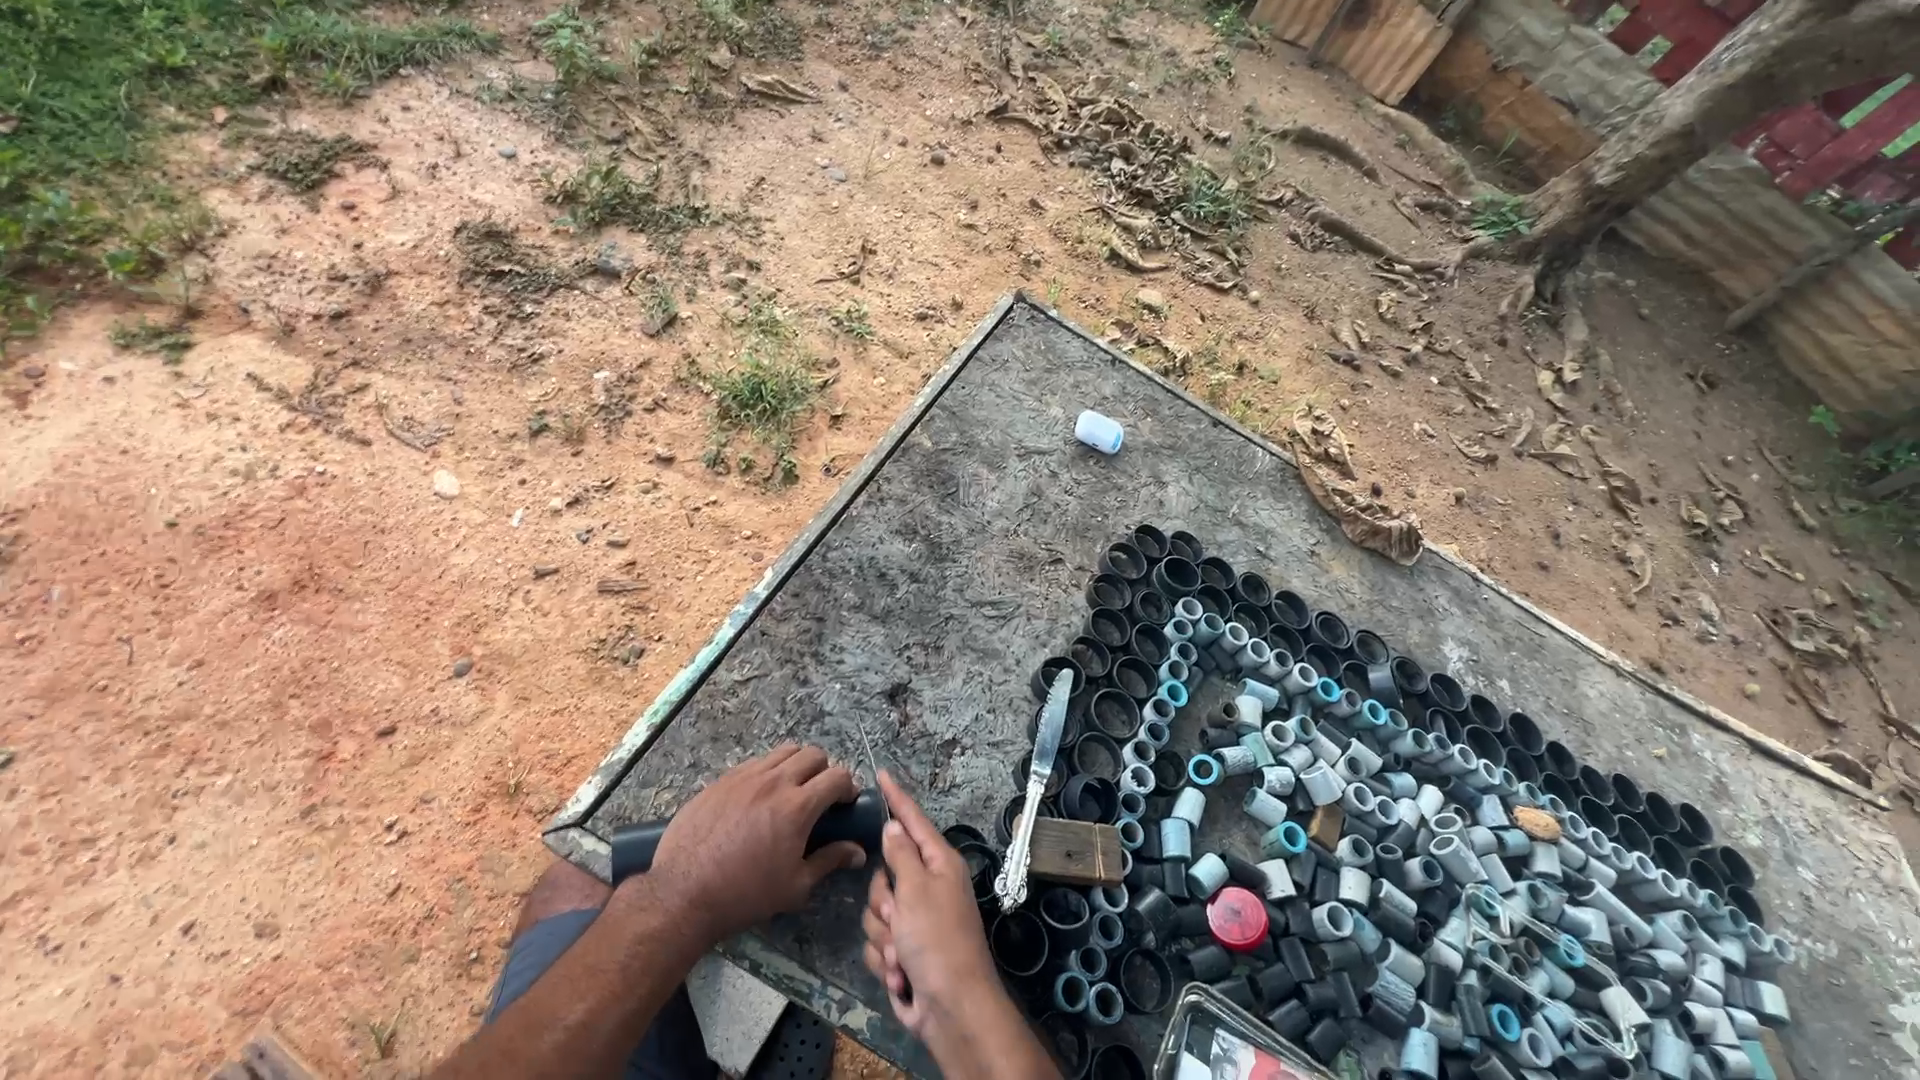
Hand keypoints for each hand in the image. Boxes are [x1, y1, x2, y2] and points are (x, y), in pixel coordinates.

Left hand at [647, 744, 866, 941]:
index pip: (838, 776)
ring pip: (782, 752)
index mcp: (798, 807)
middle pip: (813, 755)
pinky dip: (767, 772)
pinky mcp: (720, 780)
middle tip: (819, 796)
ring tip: (790, 791)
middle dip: (824, 771)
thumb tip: (858, 852)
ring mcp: (744, 777)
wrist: (683, 894)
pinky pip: (754, 763)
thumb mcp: (795, 886)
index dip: (848, 787)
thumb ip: (829, 861)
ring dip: (796, 765)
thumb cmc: (745, 894)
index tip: (844, 804)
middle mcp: (774, 782)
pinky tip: (758, 798)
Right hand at [861, 771, 999, 1041]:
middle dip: (883, 900)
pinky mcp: (904, 950)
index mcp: (939, 864)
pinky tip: (901, 973)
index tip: (882, 773)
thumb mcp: (916, 890)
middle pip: (884, 874)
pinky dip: (885, 959)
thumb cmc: (937, 940)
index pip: (912, 822)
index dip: (896, 798)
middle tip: (898, 917)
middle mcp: (928, 886)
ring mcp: (916, 920)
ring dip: (884, 935)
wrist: (949, 1007)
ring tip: (903, 952)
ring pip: (877, 910)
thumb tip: (893, 826)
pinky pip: (878, 941)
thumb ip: (900, 855)